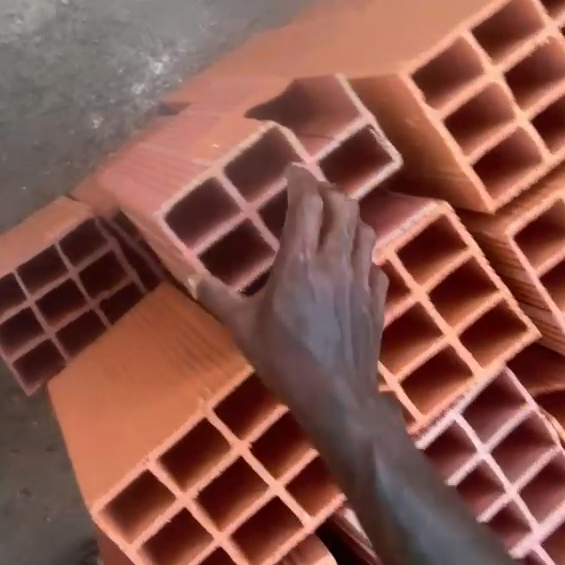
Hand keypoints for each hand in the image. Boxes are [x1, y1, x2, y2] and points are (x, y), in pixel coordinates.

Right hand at [192, 166, 390, 431]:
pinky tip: (349, 261)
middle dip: (327, 191)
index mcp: (298, 262)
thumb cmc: (283, 358)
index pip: (307, 204)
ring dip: (348, 216)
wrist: (335, 396)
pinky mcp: (376, 299)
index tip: (293, 169)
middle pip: (343, 207)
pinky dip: (361, 251)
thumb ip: (216, 296)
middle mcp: (334, 261)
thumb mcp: (242, 327)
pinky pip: (374, 261)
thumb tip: (188, 277)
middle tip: (311, 191)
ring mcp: (361, 279)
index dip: (301, 180)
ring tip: (332, 218)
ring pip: (364, 229)